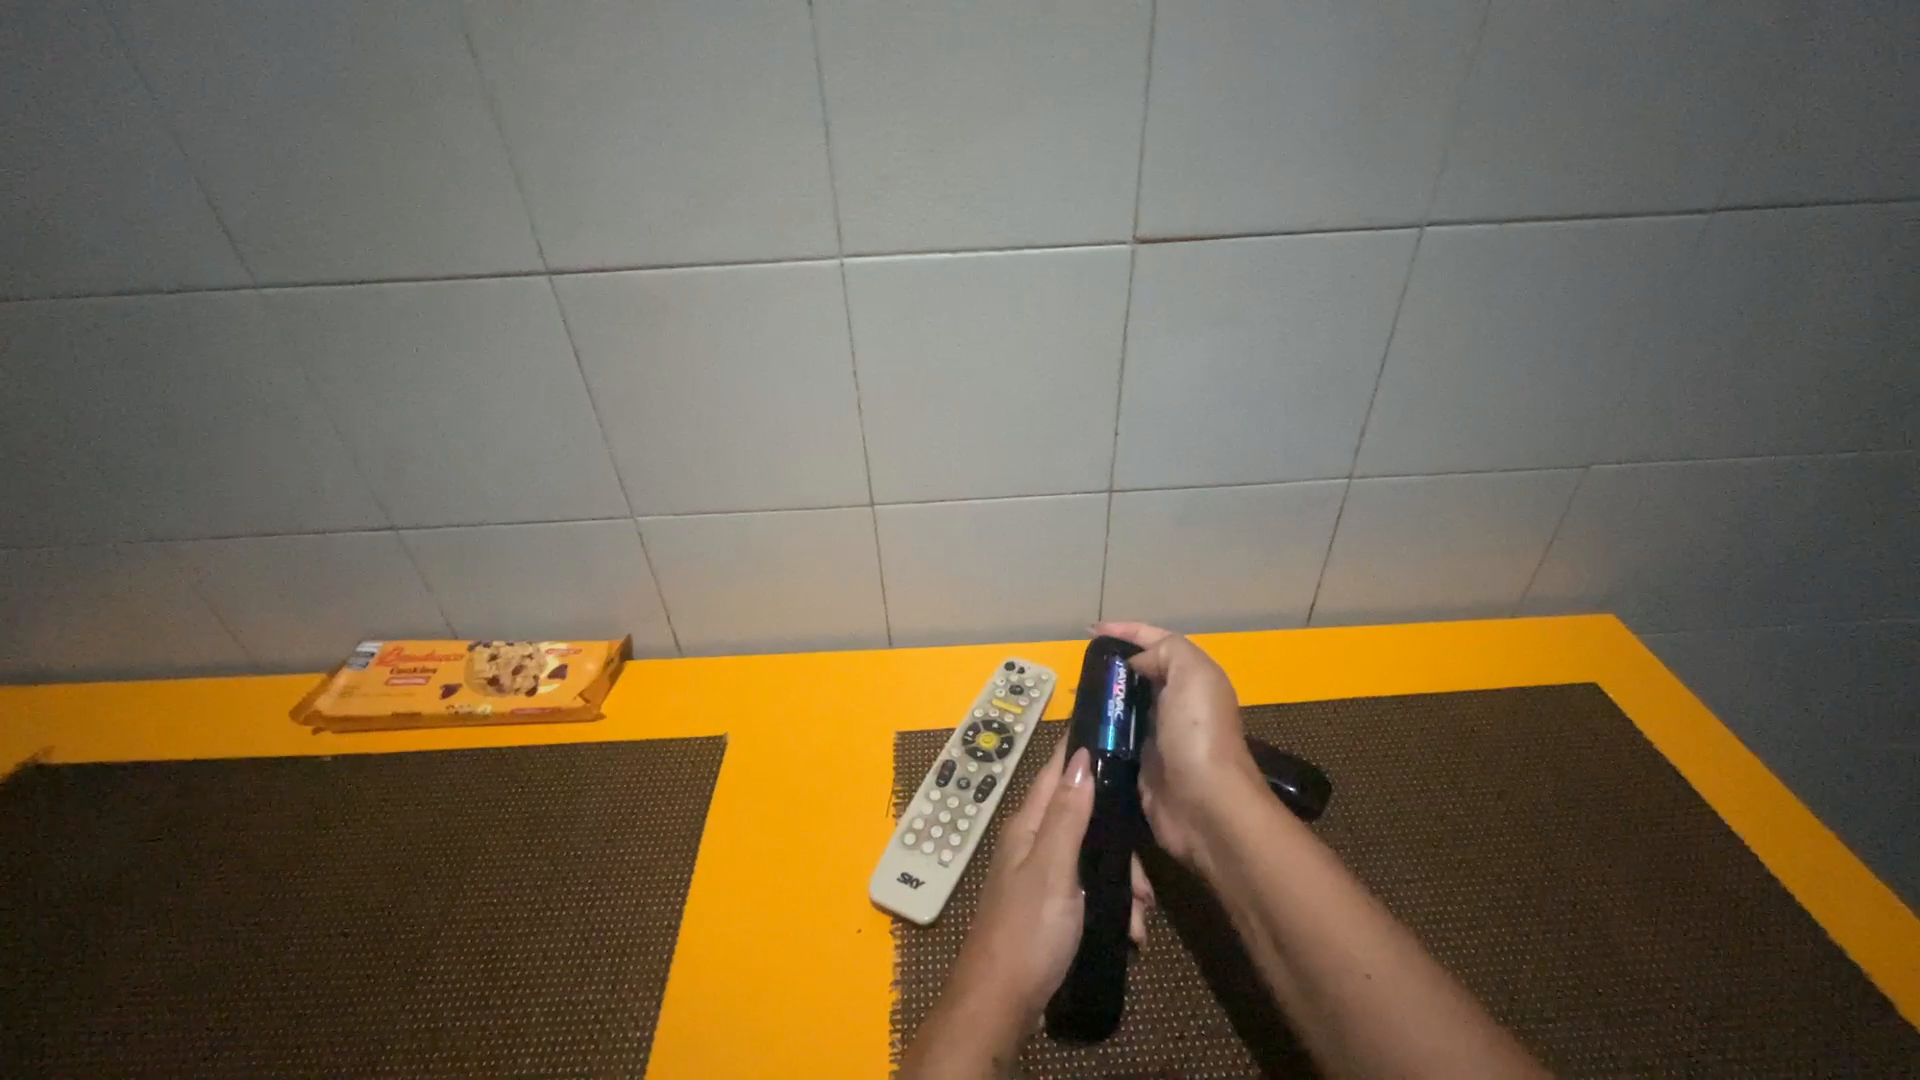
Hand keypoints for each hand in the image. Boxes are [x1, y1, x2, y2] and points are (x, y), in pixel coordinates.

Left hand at [901, 739, 1153, 1077]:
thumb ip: (1068, 815)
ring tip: (1142, 915)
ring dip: (1123, 879)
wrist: (1001, 1002)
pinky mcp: (1053, 903)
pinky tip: (1130, 931)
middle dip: (1121, 840)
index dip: (1084, 747)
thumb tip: (1081, 756)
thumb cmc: (1028, 931)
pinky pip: (1091, 887)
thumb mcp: (1053, 869)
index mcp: (1029, 824)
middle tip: (1146, 878)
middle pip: (1085, 815)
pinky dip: (1114, 903)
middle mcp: (1034, 841)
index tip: (1119, 730)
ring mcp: (1043, 873)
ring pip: (1094, 854)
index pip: (1057, 769)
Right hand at [1093, 621, 1264, 866]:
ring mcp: (1157, 737)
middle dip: (1108, 666)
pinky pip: (1112, 741)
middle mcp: (1176, 705)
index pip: (1155, 643)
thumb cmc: (1199, 736)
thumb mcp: (1193, 674)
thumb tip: (1134, 662)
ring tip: (1069, 695)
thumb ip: (1165, 651)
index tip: (1090, 631)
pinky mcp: (1139, 767)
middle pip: (1136, 674)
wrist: (1207, 809)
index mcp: (1193, 679)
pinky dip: (1095, 733)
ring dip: (1097, 700)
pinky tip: (1075, 730)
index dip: (1126, 631)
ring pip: (1121, 707)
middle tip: (1075, 666)